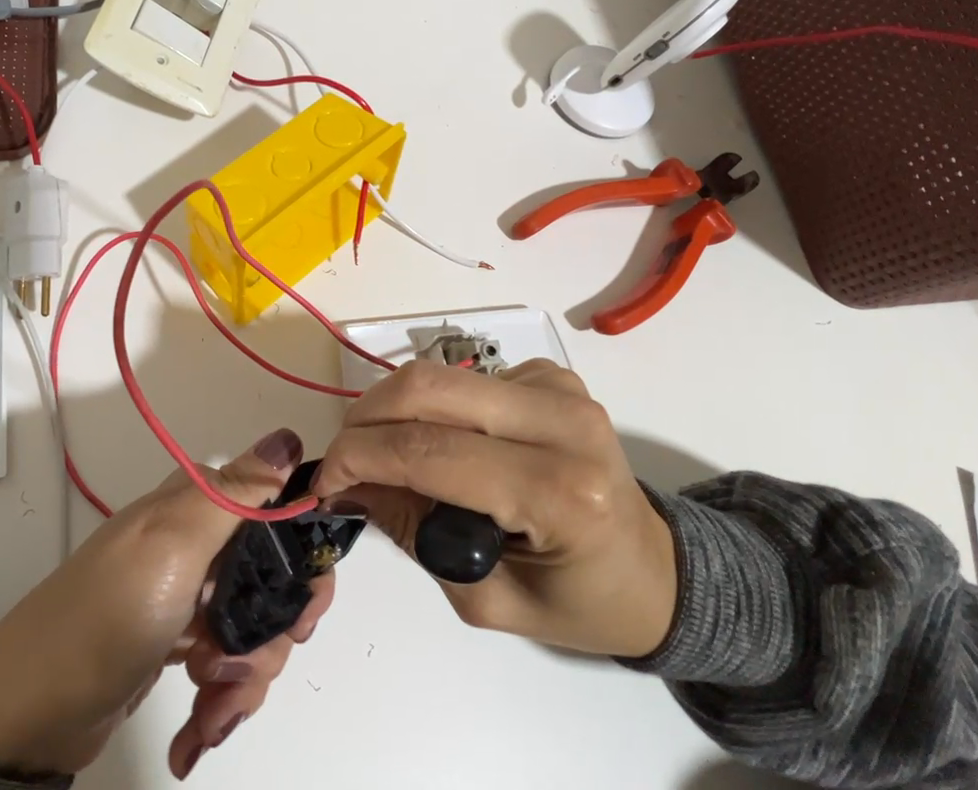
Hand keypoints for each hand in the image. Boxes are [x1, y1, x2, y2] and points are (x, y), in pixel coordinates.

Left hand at [0, 428, 333, 779]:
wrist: (32, 707)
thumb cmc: (110, 614)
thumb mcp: (174, 543)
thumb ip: (238, 494)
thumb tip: (289, 438)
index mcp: (197, 508)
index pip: (280, 517)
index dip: (304, 565)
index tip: (300, 612)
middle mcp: (197, 545)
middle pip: (275, 585)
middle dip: (268, 638)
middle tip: (235, 663)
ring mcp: (186, 598)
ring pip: (255, 633)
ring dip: (242, 680)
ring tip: (208, 702)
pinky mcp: (177, 644)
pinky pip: (227, 668)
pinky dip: (220, 702)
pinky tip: (197, 733)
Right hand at [311, 359, 676, 657]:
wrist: (653, 573)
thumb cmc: (574, 602)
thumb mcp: (485, 597)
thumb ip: (413, 532)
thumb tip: (347, 482)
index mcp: (559, 492)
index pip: (429, 451)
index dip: (359, 459)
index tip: (324, 485)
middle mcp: (565, 422)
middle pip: (428, 389)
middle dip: (364, 420)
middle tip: (342, 461)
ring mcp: (561, 389)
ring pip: (439, 375)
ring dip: (391, 411)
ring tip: (381, 456)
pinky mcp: (553, 375)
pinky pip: (464, 378)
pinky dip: (433, 409)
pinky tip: (445, 446)